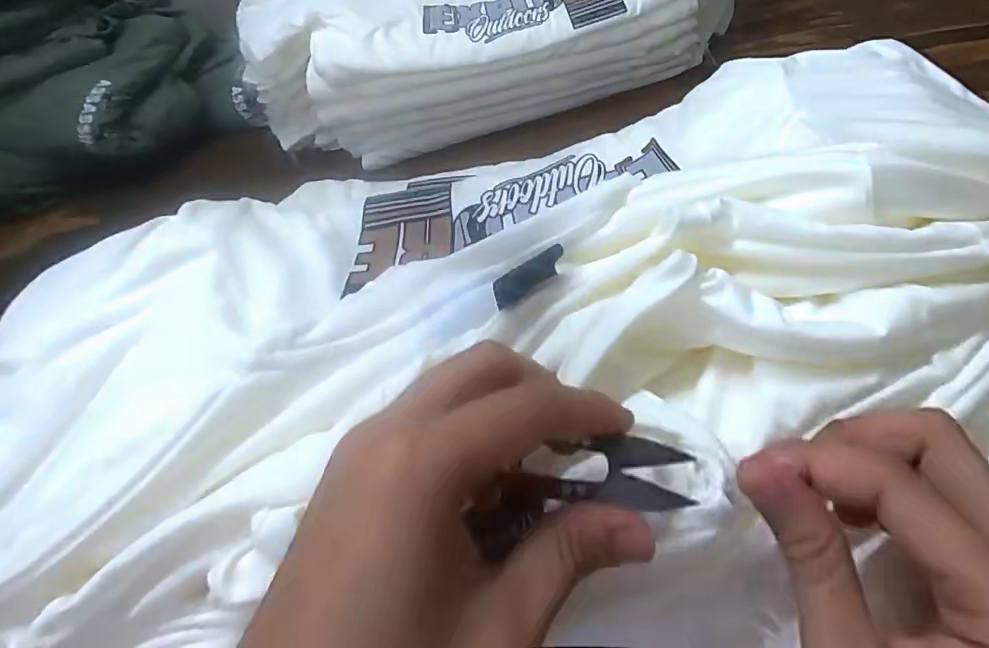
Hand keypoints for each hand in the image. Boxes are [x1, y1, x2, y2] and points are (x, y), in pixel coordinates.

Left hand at [241, 342, 656, 647]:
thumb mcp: (493, 630)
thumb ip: (565, 558)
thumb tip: (640, 527)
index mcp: (422, 460)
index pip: (523, 405)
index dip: (584, 409)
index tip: (628, 428)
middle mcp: (387, 428)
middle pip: (482, 367)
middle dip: (540, 389)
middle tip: (582, 441)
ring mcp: (360, 442)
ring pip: (449, 383)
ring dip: (502, 404)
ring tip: (541, 466)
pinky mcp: (348, 464)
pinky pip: (420, 414)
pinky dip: (466, 425)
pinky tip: (485, 487)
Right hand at [737, 409, 988, 647]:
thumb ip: (813, 559)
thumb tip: (761, 467)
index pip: (901, 482)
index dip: (819, 461)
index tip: (754, 472)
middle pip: (943, 446)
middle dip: (857, 440)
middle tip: (797, 471)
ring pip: (951, 464)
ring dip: (873, 458)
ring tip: (818, 495)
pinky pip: (953, 500)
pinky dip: (892, 488)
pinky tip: (854, 522)